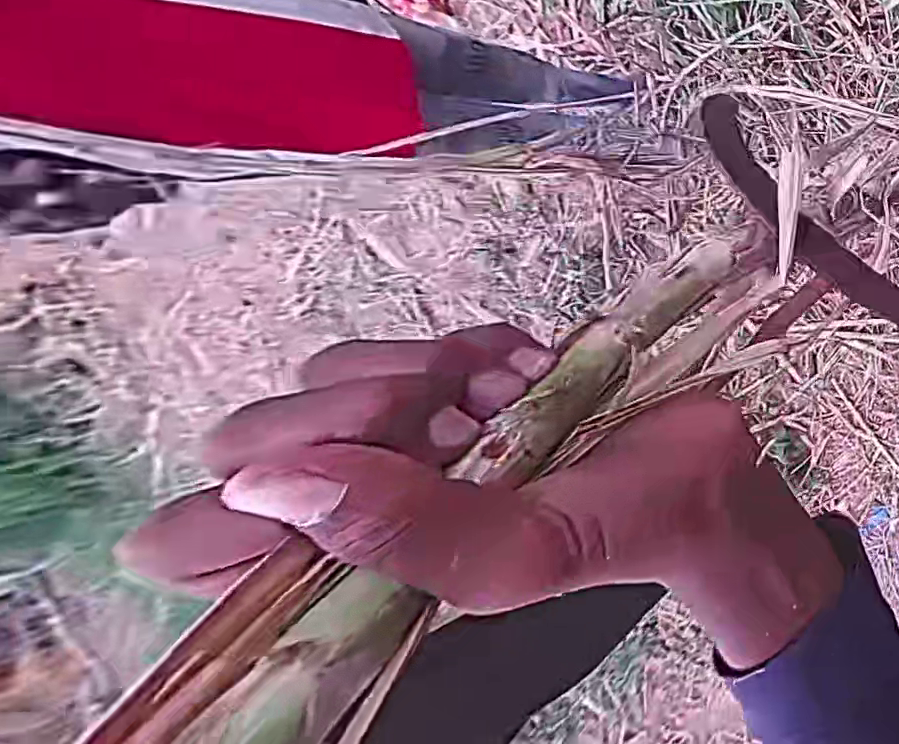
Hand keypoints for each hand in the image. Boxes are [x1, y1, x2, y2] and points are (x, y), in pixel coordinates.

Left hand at [117, 325, 842, 668]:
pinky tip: (533, 363)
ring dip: (434, 369)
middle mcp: (368, 491)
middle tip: (464, 427)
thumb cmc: (621, 526)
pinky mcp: (480, 371)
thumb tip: (267, 483)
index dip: (251, 499)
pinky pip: (435, 333)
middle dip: (362, 413)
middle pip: (258, 431)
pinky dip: (483, 341)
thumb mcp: (518, 552)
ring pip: (337, 367)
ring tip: (516, 393)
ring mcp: (425, 421)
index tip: (375, 475)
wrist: (706, 471)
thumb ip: (402, 532)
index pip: (192, 536)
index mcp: (348, 563)